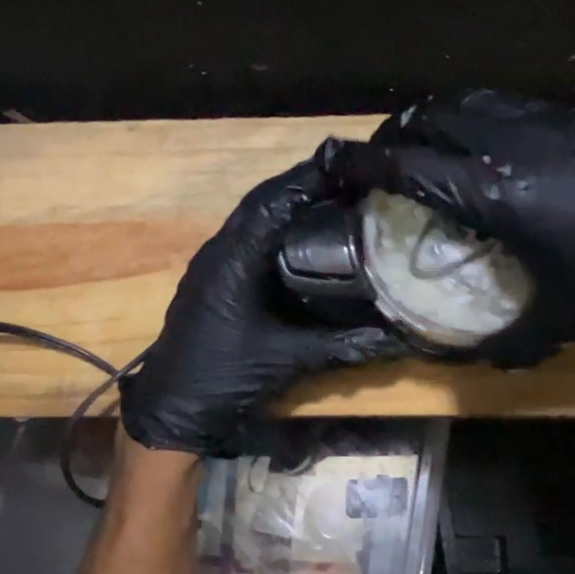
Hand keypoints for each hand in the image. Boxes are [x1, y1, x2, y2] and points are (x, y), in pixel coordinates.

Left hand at [119, 156, 405, 456]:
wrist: (173, 409)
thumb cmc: (227, 376)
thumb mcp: (291, 358)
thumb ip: (346, 344)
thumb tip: (401, 336)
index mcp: (234, 258)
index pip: (273, 199)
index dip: (309, 177)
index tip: (348, 164)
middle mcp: (219, 251)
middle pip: (263, 202)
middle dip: (303, 186)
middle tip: (349, 180)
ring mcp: (211, 266)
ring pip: (253, 220)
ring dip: (288, 206)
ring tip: (332, 201)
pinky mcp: (212, 282)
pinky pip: (247, 241)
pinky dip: (276, 231)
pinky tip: (303, 242)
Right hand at [322, 89, 574, 366]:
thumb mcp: (564, 317)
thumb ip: (506, 338)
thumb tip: (466, 357)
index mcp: (495, 193)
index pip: (407, 167)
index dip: (360, 165)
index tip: (331, 166)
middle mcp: (507, 145)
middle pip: (426, 120)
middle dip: (391, 138)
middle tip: (379, 167)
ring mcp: (540, 121)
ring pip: (463, 102)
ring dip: (431, 122)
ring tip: (423, 151)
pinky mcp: (569, 115)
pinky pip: (499, 104)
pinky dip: (470, 117)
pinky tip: (481, 147)